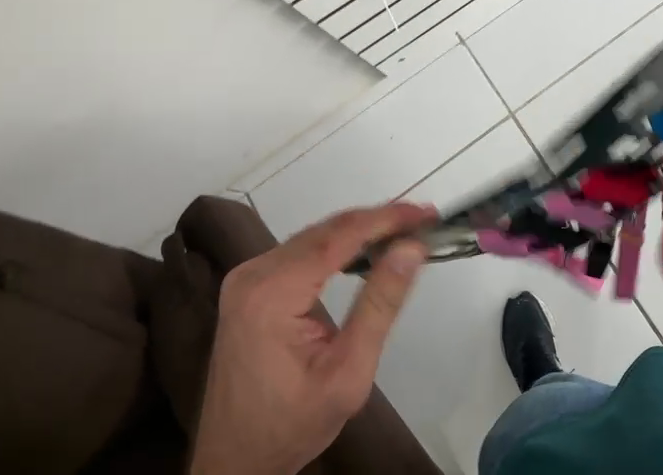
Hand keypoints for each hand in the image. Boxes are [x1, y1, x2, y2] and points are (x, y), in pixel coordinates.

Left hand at [190, 203, 434, 474]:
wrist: (235, 461)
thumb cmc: (293, 424)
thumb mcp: (348, 371)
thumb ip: (380, 304)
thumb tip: (412, 248)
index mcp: (272, 293)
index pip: (339, 236)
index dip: (387, 218)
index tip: (427, 213)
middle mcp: (253, 274)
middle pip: (326, 230)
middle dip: (378, 220)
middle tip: (424, 221)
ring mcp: (247, 279)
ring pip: (315, 236)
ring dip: (360, 230)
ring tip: (405, 232)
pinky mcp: (250, 287)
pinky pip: (301, 251)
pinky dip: (338, 246)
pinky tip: (367, 251)